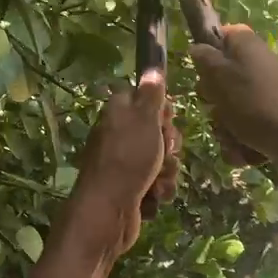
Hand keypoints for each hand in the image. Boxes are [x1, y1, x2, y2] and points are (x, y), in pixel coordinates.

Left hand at [69, 71, 180, 255]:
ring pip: (161, 160)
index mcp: (119, 112)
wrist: (108, 212)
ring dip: (166, 172)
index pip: (148, 101)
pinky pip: (156, 184)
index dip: (163, 112)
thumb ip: (151, 93)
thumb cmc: (128, 159)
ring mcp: (124, 163)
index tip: (166, 121)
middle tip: (164, 153)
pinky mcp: (131, 189)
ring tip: (157, 182)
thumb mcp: (144, 119)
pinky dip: (158, 191)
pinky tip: (153, 198)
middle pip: (158, 132)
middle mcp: (120, 135)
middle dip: (169, 146)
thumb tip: (153, 65)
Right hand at [190, 25, 277, 164]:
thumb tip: (196, 47)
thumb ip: (204, 59)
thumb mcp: (219, 76)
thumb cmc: (253, 102)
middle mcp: (258, 61)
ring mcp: (267, 87)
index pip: (221, 35)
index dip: (207, 53)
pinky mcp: (274, 111)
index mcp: (246, 44)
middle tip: (214, 106)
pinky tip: (241, 149)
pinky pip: (247, 121)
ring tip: (230, 136)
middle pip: (223, 74)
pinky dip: (241, 136)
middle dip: (214, 97)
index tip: (202, 72)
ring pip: (232, 102)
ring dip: (225, 122)